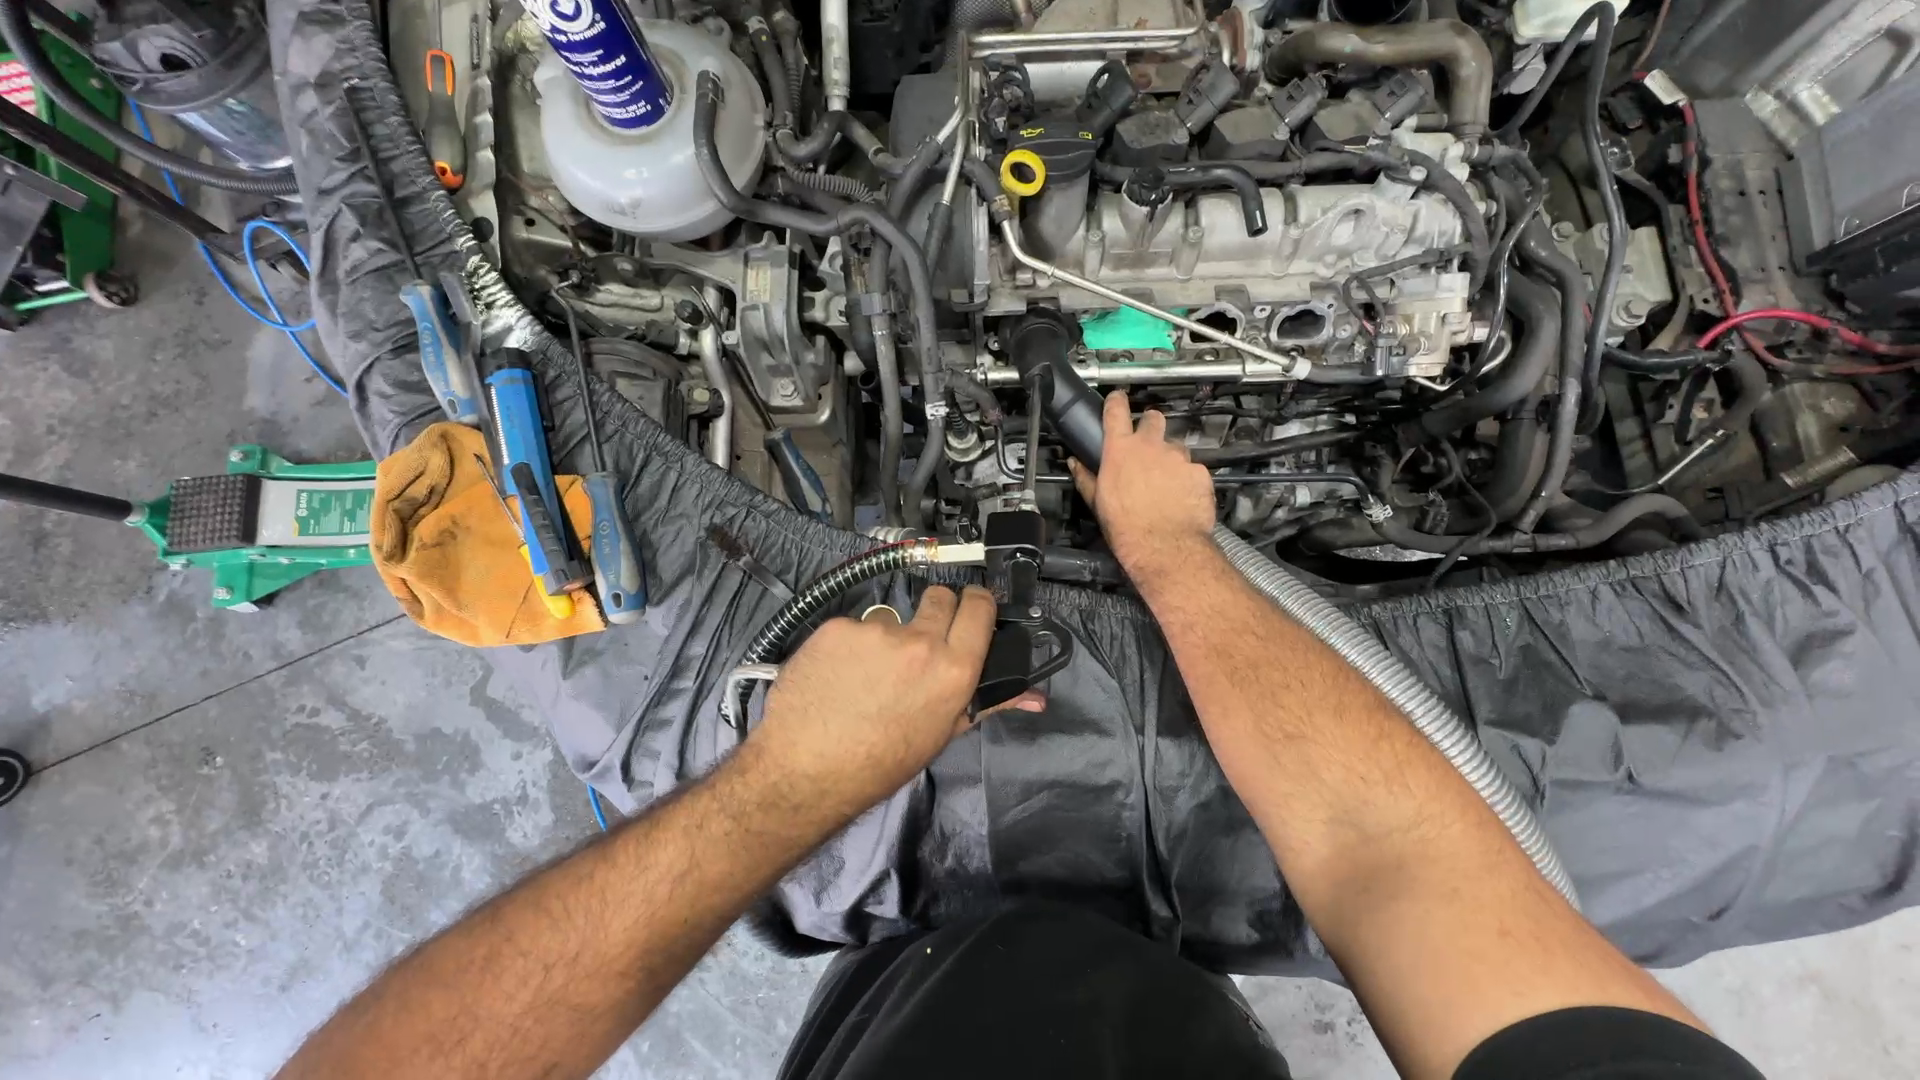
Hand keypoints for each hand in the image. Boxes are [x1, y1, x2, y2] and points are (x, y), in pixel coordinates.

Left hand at [748, 585, 1043, 817]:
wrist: (806, 769)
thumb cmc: (882, 763)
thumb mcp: (941, 734)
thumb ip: (986, 703)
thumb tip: (1037, 698)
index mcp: (954, 669)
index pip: (980, 607)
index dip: (976, 604)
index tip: (970, 609)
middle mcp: (920, 641)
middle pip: (940, 597)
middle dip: (935, 612)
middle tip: (918, 643)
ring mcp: (876, 630)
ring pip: (891, 617)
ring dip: (886, 637)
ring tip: (865, 675)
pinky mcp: (837, 626)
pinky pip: (853, 627)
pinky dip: (848, 645)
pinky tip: (836, 675)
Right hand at [1068, 391, 1215, 583]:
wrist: (1164, 547)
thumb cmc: (1127, 528)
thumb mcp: (1098, 502)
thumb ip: (1086, 477)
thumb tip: (1076, 464)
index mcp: (1120, 450)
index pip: (1116, 411)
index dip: (1116, 401)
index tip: (1117, 399)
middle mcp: (1150, 446)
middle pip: (1153, 418)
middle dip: (1150, 426)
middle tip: (1147, 445)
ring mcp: (1178, 457)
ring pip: (1175, 445)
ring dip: (1170, 457)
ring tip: (1165, 482)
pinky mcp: (1199, 471)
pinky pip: (1193, 468)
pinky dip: (1187, 478)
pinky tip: (1181, 496)